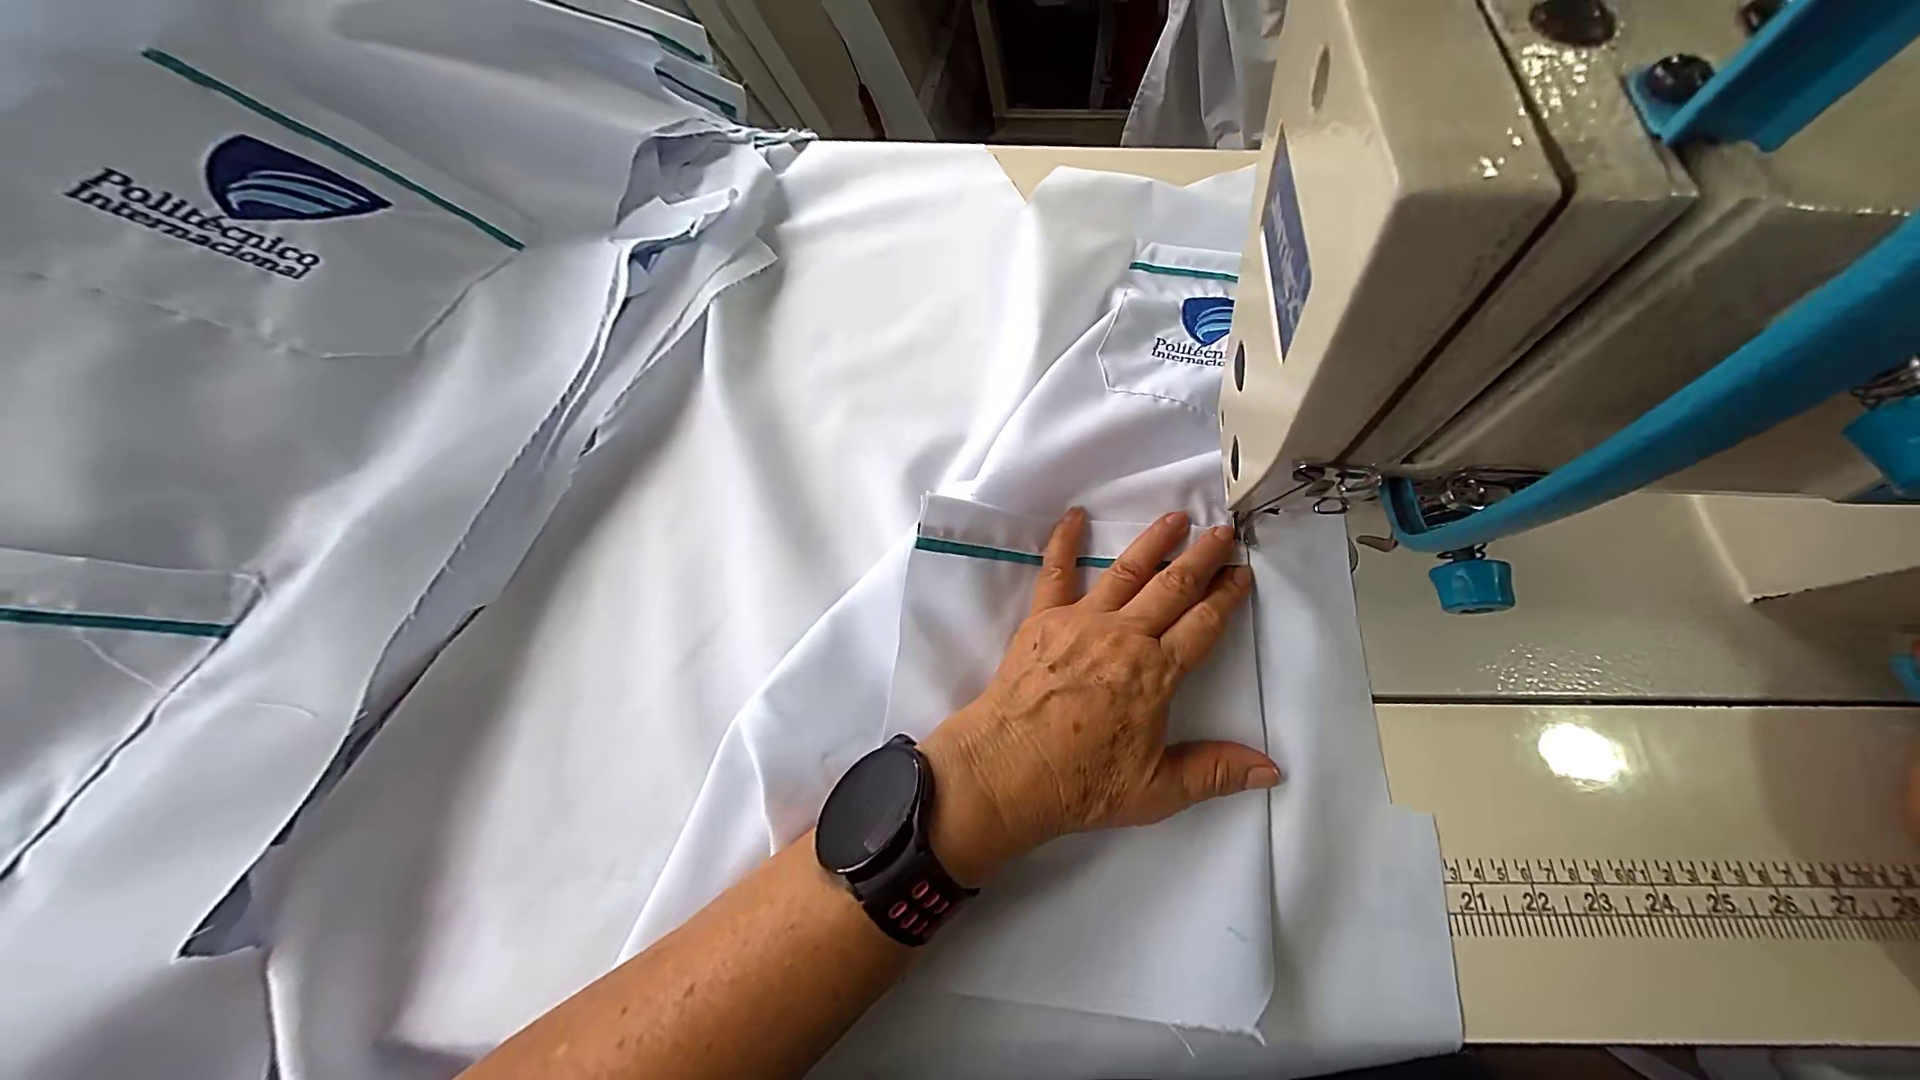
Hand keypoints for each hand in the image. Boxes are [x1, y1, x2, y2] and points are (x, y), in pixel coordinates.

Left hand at [920, 508, 1280, 886]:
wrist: (1009, 769)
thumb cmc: (1081, 783)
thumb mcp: (1157, 790)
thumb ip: (1215, 772)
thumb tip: (1273, 769)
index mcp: (1156, 674)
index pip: (1203, 624)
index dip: (1227, 596)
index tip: (1241, 573)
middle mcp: (1124, 637)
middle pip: (1173, 587)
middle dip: (1202, 557)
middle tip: (1222, 532)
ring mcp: (1081, 622)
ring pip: (1127, 571)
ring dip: (1154, 541)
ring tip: (1176, 517)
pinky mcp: (1043, 618)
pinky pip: (1056, 571)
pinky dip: (1065, 540)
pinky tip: (1074, 515)